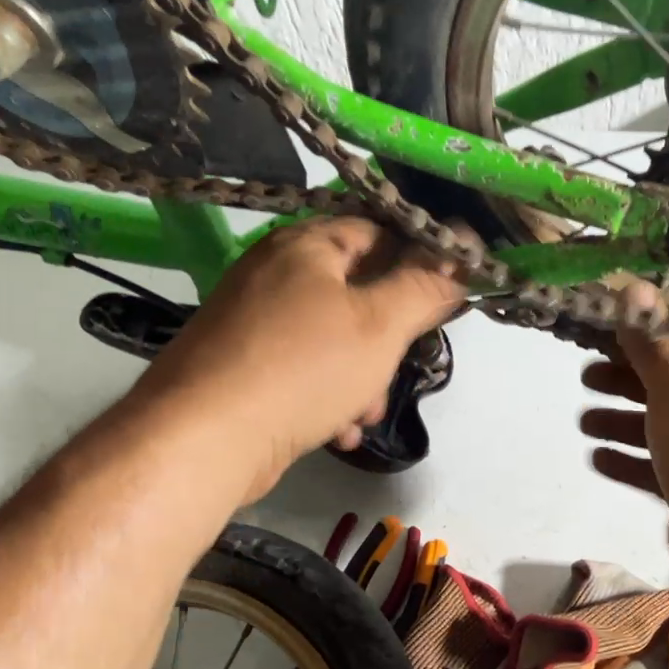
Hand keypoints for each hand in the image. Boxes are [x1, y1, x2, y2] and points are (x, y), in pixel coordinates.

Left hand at [134, 217, 465, 499]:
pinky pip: (305, 371)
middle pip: (360, 292)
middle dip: (391, 338)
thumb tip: (462, 255)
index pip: (380, 231)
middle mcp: (276, 273)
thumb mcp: (382, 326)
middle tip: (403, 367)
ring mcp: (256, 320)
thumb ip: (426, 287)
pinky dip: (329, 398)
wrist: (206, 437)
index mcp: (307, 246)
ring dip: (365, 379)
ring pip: (336, 340)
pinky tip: (338, 432)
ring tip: (365, 414)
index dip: (421, 261)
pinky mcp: (245, 365)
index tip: (448, 301)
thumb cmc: (304, 368)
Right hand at [579, 284, 668, 578]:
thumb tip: (633, 286)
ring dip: (622, 421)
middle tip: (585, 378)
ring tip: (584, 422)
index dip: (647, 339)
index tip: (606, 340)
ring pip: (661, 428)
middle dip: (626, 381)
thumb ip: (650, 341)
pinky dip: (630, 459)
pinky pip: (659, 466)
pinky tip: (598, 458)